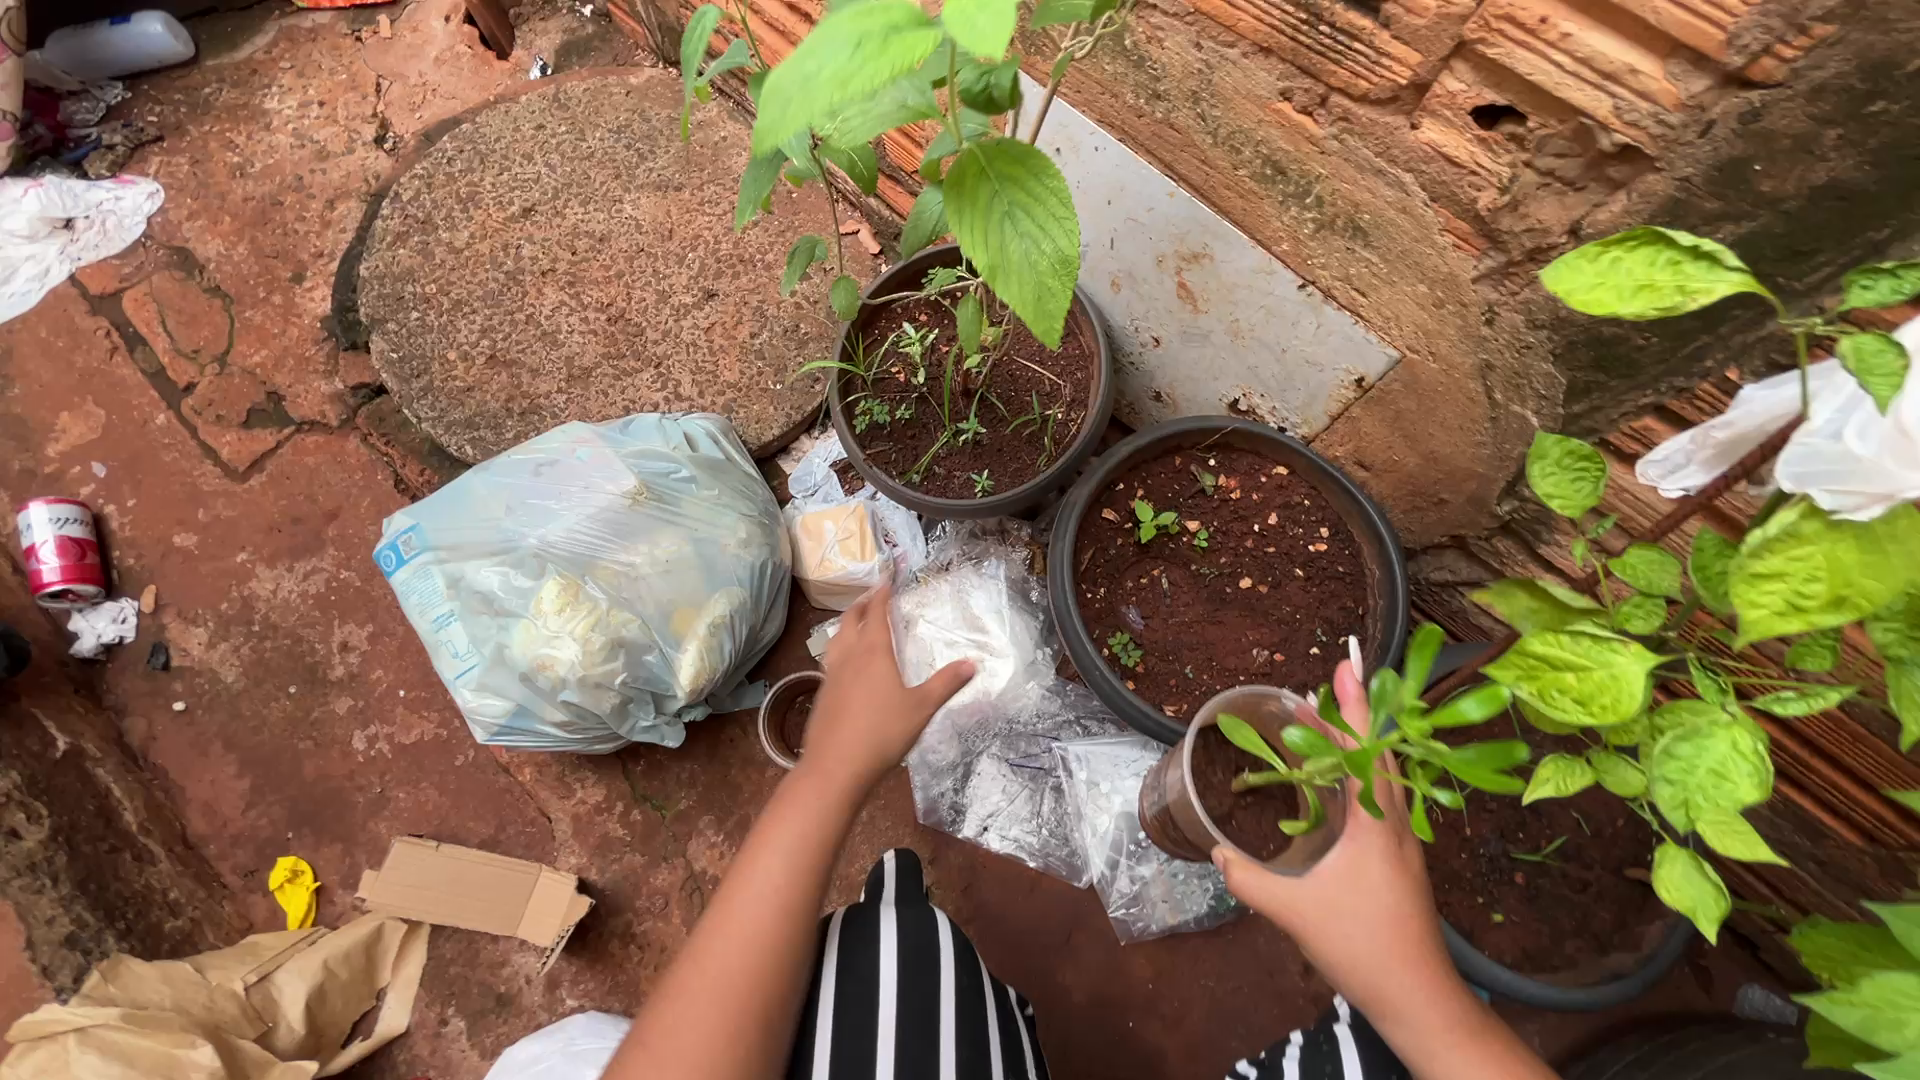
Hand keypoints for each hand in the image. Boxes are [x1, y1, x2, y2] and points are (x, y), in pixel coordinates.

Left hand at [797, 581, 974, 796]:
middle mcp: (848, 656)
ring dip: (846, 624)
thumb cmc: (882, 733)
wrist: (835, 767)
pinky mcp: (822, 694)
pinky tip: (845, 664)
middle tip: (871, 595)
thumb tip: (971, 663)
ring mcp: (830, 675)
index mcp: (873, 652)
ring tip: (855, 622)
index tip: (887, 578)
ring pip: (835, 638)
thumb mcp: (921, 708)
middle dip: (861, 603)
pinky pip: (830, 659)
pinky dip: (839, 648)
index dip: (881, 593)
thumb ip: (945, 683)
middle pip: (850, 619)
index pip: (876, 612)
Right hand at [1212, 660, 1465, 1020]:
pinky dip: (1361, 770)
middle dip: (1354, 714)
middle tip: (1326, 684)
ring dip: (1357, 741)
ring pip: (1384, 775)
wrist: (1419, 999)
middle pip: (1380, 754)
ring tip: (1325, 719)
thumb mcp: (1293, 913)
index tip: (1345, 667)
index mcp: (1375, 826)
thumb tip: (1216, 851)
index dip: (1353, 707)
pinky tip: (1339, 778)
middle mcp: (1395, 824)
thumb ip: (1248, 880)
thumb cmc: (1361, 947)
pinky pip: (1382, 795)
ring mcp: (1402, 841)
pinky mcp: (1400, 857)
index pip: (1365, 752)